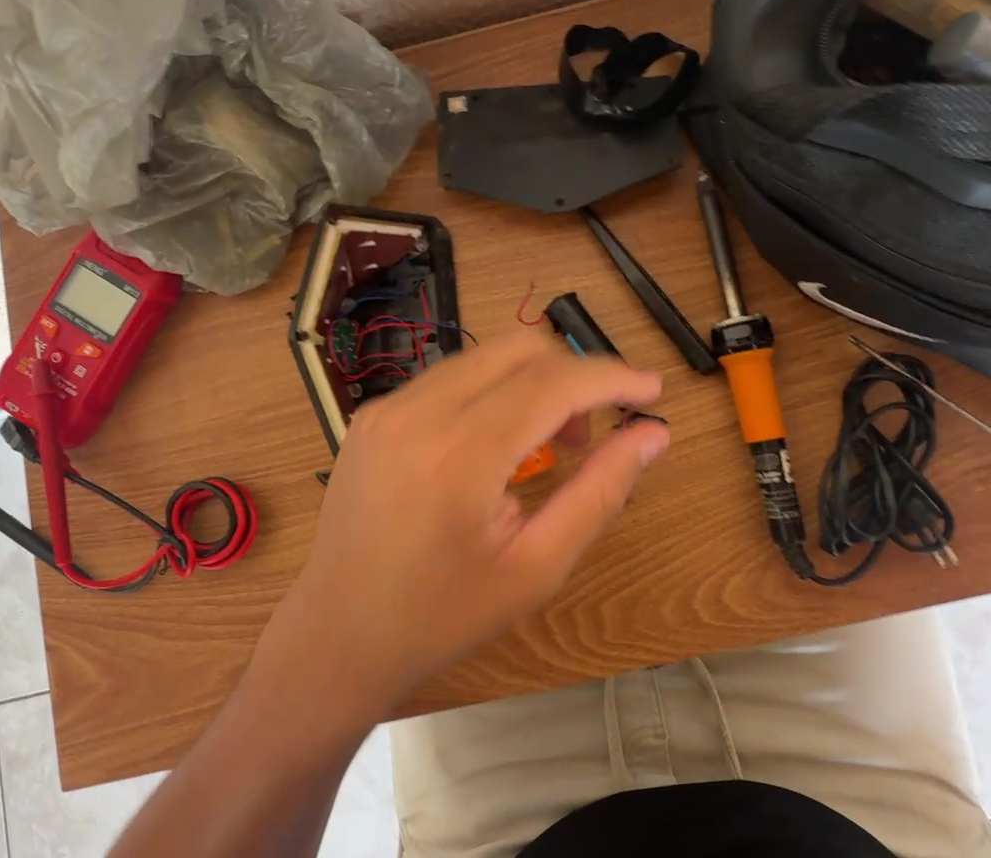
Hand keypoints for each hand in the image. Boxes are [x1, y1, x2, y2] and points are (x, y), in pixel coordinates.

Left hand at [262, 329, 669, 713]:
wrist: (337, 638)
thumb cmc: (443, 616)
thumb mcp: (537, 567)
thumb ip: (600, 492)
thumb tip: (652, 434)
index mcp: (459, 454)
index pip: (553, 382)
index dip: (611, 376)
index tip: (653, 391)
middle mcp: (416, 412)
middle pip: (518, 351)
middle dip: (572, 376)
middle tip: (592, 433)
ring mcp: (386, 409)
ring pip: (482, 358)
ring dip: (531, 383)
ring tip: (547, 446)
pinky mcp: (371, 417)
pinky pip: (447, 379)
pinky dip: (490, 393)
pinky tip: (496, 445)